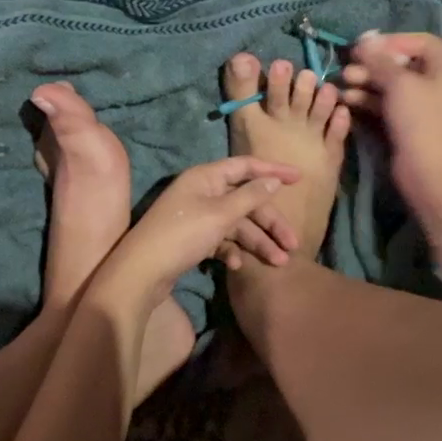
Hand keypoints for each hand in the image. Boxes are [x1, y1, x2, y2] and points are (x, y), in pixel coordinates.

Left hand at [102, 158, 301, 293]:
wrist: (141, 274)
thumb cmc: (181, 236)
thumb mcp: (220, 214)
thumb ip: (250, 196)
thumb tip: (273, 180)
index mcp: (206, 177)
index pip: (246, 166)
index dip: (273, 170)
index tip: (300, 178)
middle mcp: (202, 192)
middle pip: (245, 200)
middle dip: (270, 223)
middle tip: (293, 244)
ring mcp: (197, 217)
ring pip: (236, 224)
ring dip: (257, 242)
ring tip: (278, 263)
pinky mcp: (193, 240)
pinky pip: (221, 240)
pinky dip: (232, 251)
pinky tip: (238, 266)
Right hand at [339, 32, 441, 220]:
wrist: (429, 175)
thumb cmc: (421, 122)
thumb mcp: (400, 85)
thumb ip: (381, 60)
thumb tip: (365, 39)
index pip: (419, 41)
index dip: (390, 41)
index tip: (363, 46)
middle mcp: (440, 82)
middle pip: (403, 64)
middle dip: (373, 65)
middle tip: (347, 66)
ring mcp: (425, 104)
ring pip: (393, 85)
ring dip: (366, 81)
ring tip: (343, 82)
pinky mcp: (411, 123)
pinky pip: (389, 103)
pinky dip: (370, 99)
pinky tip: (347, 99)